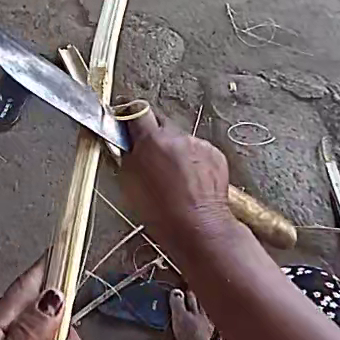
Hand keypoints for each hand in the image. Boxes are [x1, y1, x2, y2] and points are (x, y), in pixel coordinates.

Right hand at [119, 109, 235, 247]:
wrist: (199, 227)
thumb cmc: (161, 212)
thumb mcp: (130, 184)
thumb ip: (127, 156)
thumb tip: (125, 143)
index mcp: (152, 141)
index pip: (137, 111)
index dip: (129, 113)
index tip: (125, 116)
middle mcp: (177, 137)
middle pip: (160, 123)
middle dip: (153, 135)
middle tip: (149, 154)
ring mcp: (198, 144)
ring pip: (180, 139)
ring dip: (174, 150)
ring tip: (173, 176)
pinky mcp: (215, 154)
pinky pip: (198, 150)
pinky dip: (192, 160)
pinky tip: (190, 181)